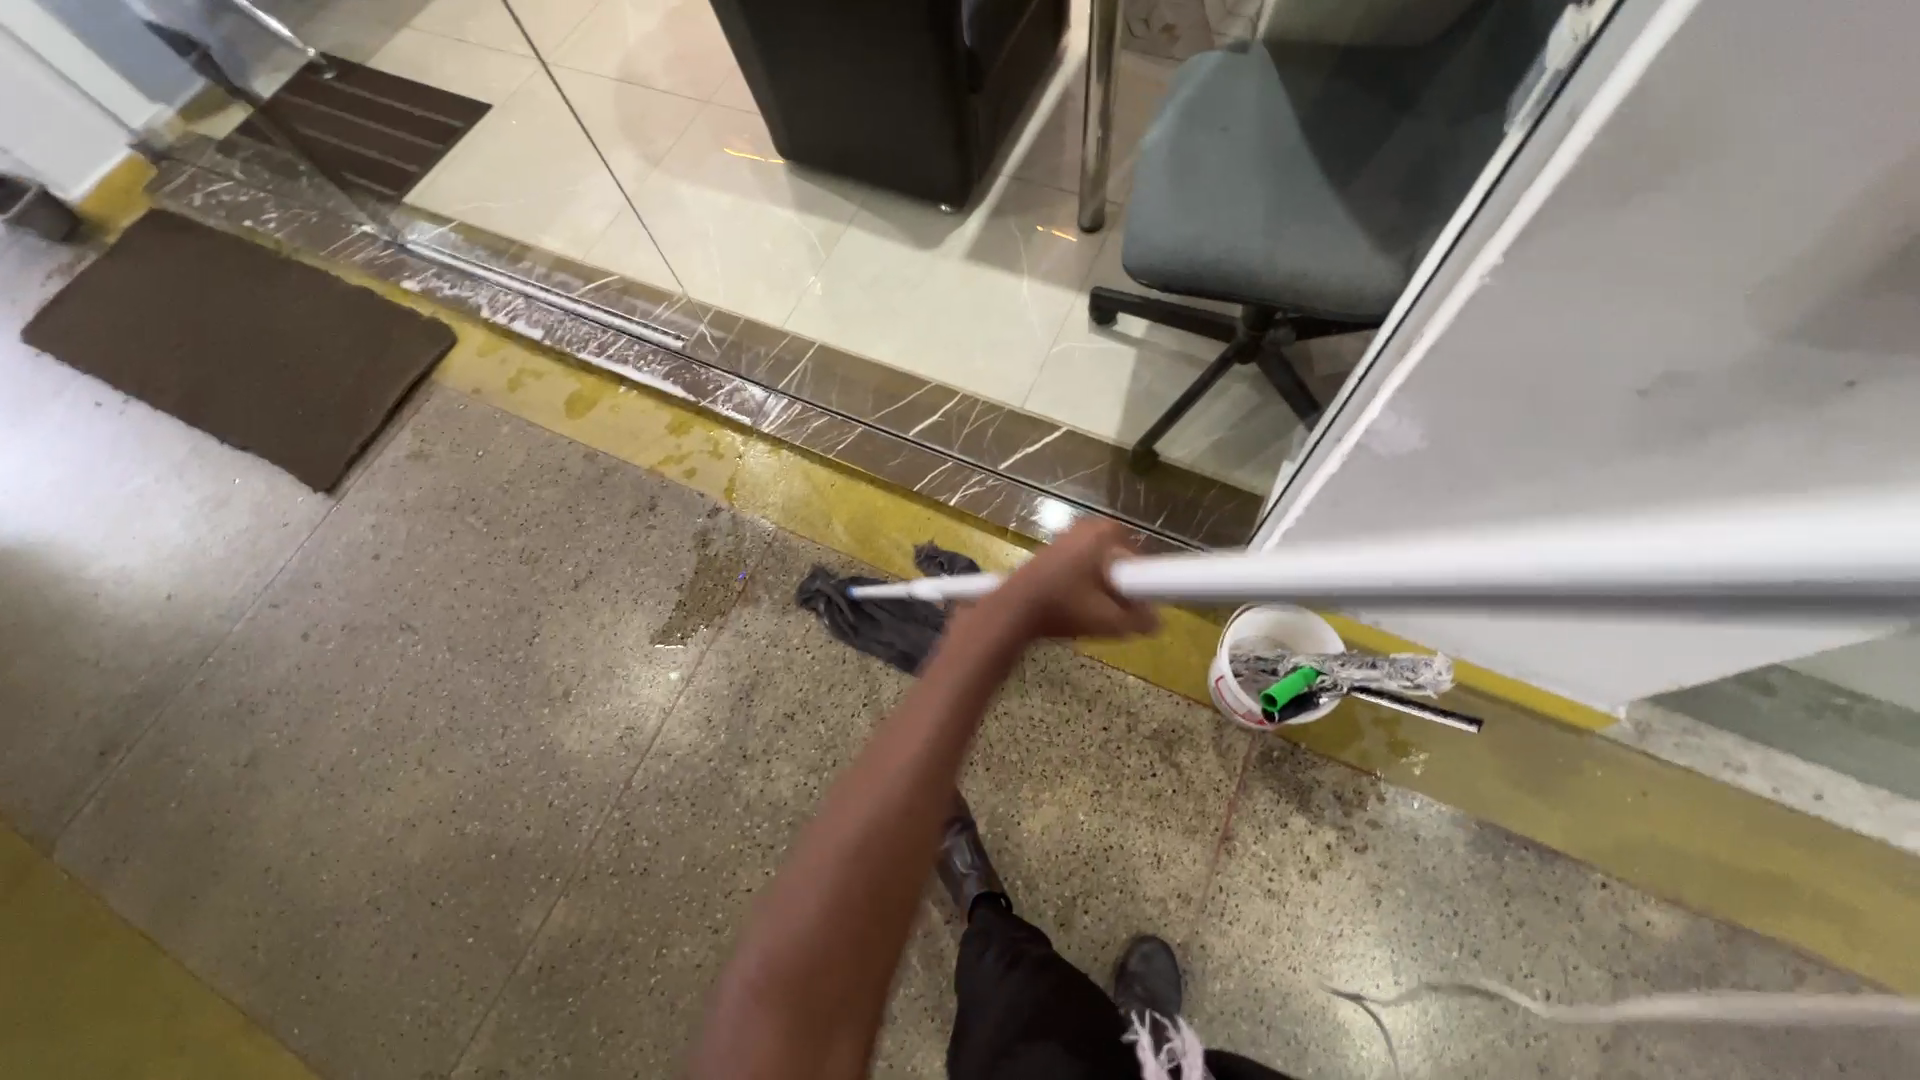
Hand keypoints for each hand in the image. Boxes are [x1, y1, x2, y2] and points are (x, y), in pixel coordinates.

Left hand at [987, 519, 1158, 640]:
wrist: (1012, 610)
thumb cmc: (1064, 607)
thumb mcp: (1109, 620)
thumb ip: (1139, 620)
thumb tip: (1156, 621)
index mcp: (1104, 534)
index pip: (1139, 555)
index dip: (1142, 581)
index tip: (1138, 602)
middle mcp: (1084, 527)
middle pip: (1117, 558)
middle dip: (1120, 582)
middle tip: (1117, 606)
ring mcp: (1063, 537)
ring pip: (1096, 562)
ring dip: (1099, 584)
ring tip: (1094, 608)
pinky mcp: (1047, 552)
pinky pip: (1077, 565)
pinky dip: (1081, 582)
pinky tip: (1074, 603)